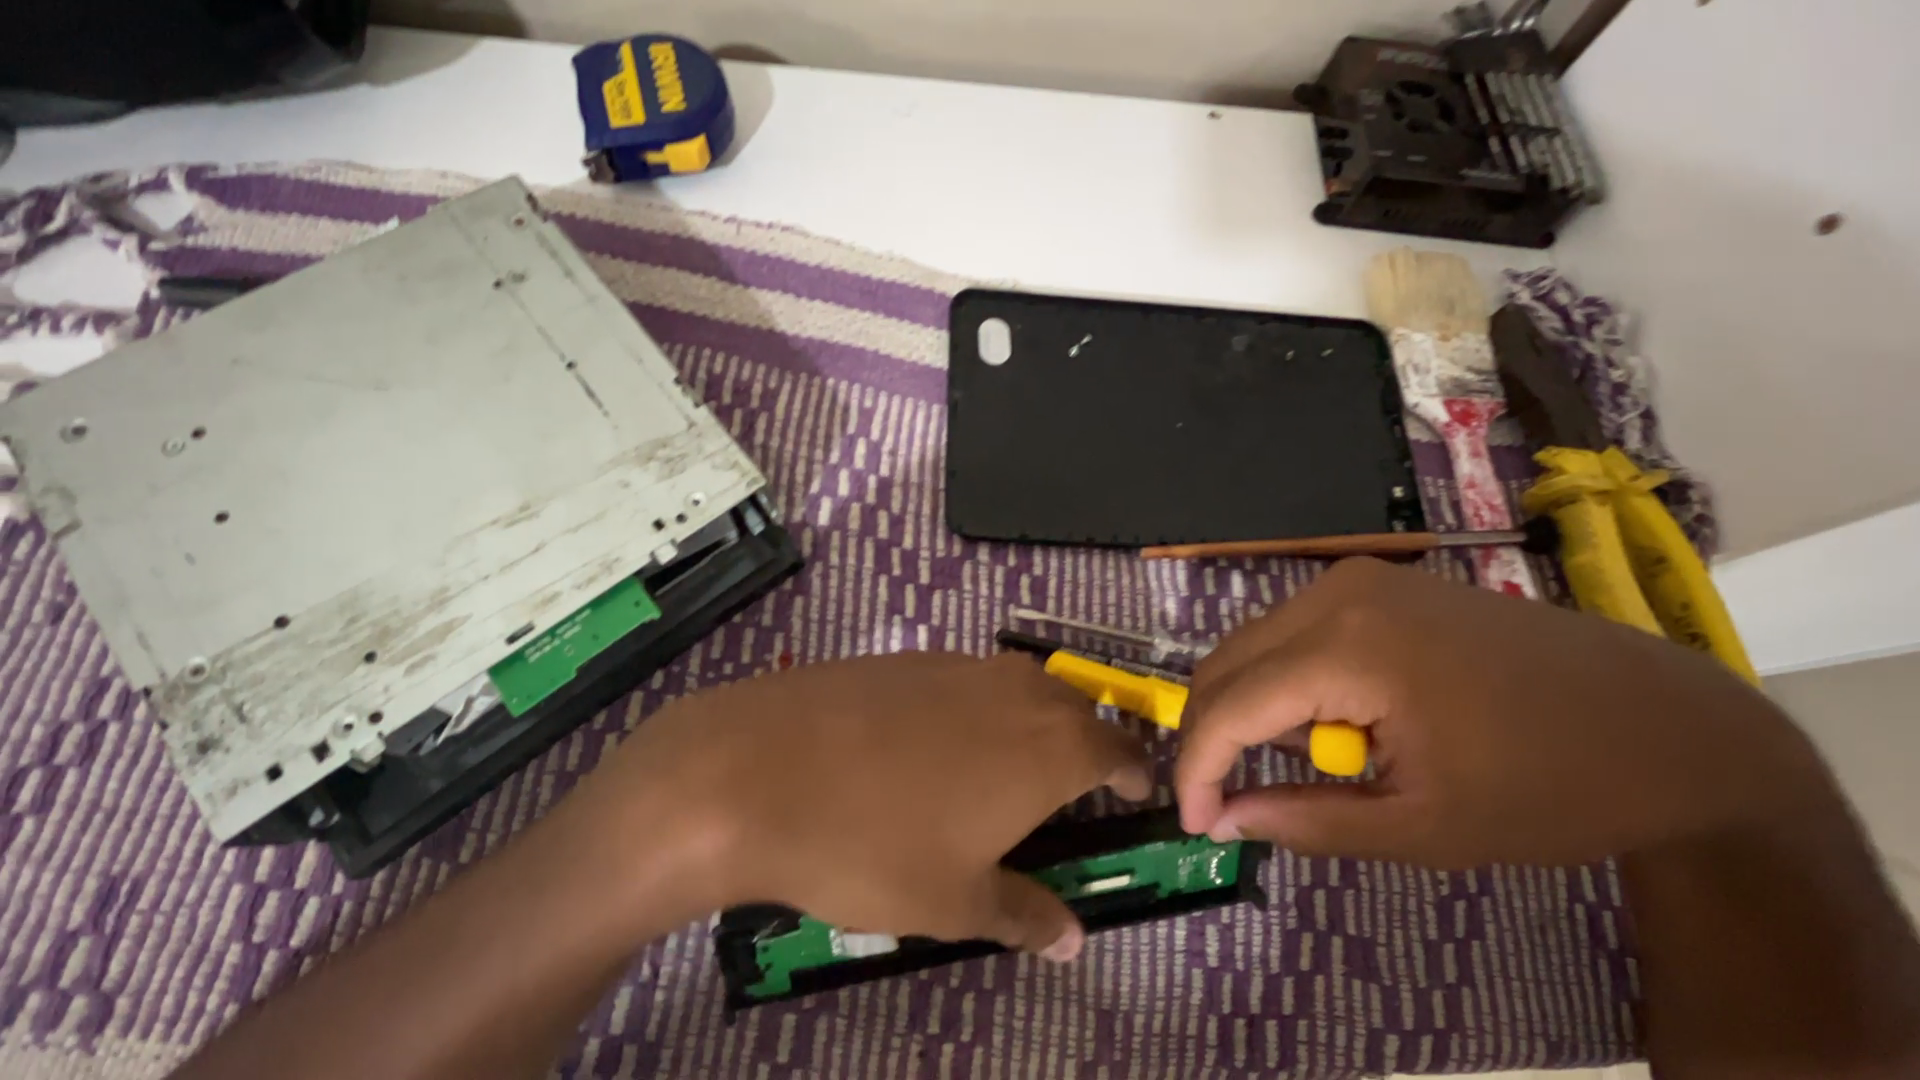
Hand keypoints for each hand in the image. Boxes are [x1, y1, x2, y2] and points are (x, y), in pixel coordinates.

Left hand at [562, 652, 1150, 958]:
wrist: (754, 773)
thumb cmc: (873, 846)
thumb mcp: (955, 900)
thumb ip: (1024, 914)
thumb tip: (1072, 939)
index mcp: (1049, 745)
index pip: (1118, 749)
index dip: (1133, 773)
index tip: (1134, 794)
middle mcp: (1014, 690)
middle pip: (1072, 709)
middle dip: (1083, 746)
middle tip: (1066, 793)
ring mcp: (955, 665)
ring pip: (1017, 689)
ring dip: (1027, 724)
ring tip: (1000, 773)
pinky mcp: (902, 659)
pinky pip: (963, 682)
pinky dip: (971, 711)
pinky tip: (929, 751)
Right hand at [1174, 558, 1829, 867]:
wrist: (1668, 723)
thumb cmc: (1552, 787)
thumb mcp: (1422, 828)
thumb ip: (1304, 821)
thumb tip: (1222, 819)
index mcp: (1348, 645)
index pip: (1229, 704)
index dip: (1197, 768)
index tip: (1197, 826)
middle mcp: (1337, 591)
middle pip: (1226, 663)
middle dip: (1213, 736)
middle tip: (1228, 804)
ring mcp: (1358, 578)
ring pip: (1254, 644)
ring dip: (1253, 709)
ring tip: (1311, 765)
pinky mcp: (1378, 582)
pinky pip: (1294, 631)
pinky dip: (1288, 682)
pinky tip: (1340, 723)